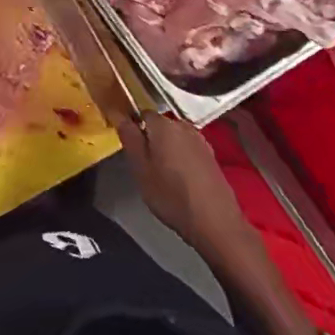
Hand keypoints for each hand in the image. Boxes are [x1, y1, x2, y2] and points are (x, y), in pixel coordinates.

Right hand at [114, 114, 245, 244]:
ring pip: (173, 138)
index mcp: (164, 126)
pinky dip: (178, 157)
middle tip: (141, 165)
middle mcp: (184, 127)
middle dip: (149, 138)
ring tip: (159, 173)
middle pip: (159, 125)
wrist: (213, 220)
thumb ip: (129, 138)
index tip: (127, 147)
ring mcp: (200, 141)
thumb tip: (120, 115)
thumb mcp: (140, 168)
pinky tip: (177, 178)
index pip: (142, 113)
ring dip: (164, 149)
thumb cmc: (170, 195)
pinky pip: (186, 148)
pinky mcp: (210, 156)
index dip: (132, 127)